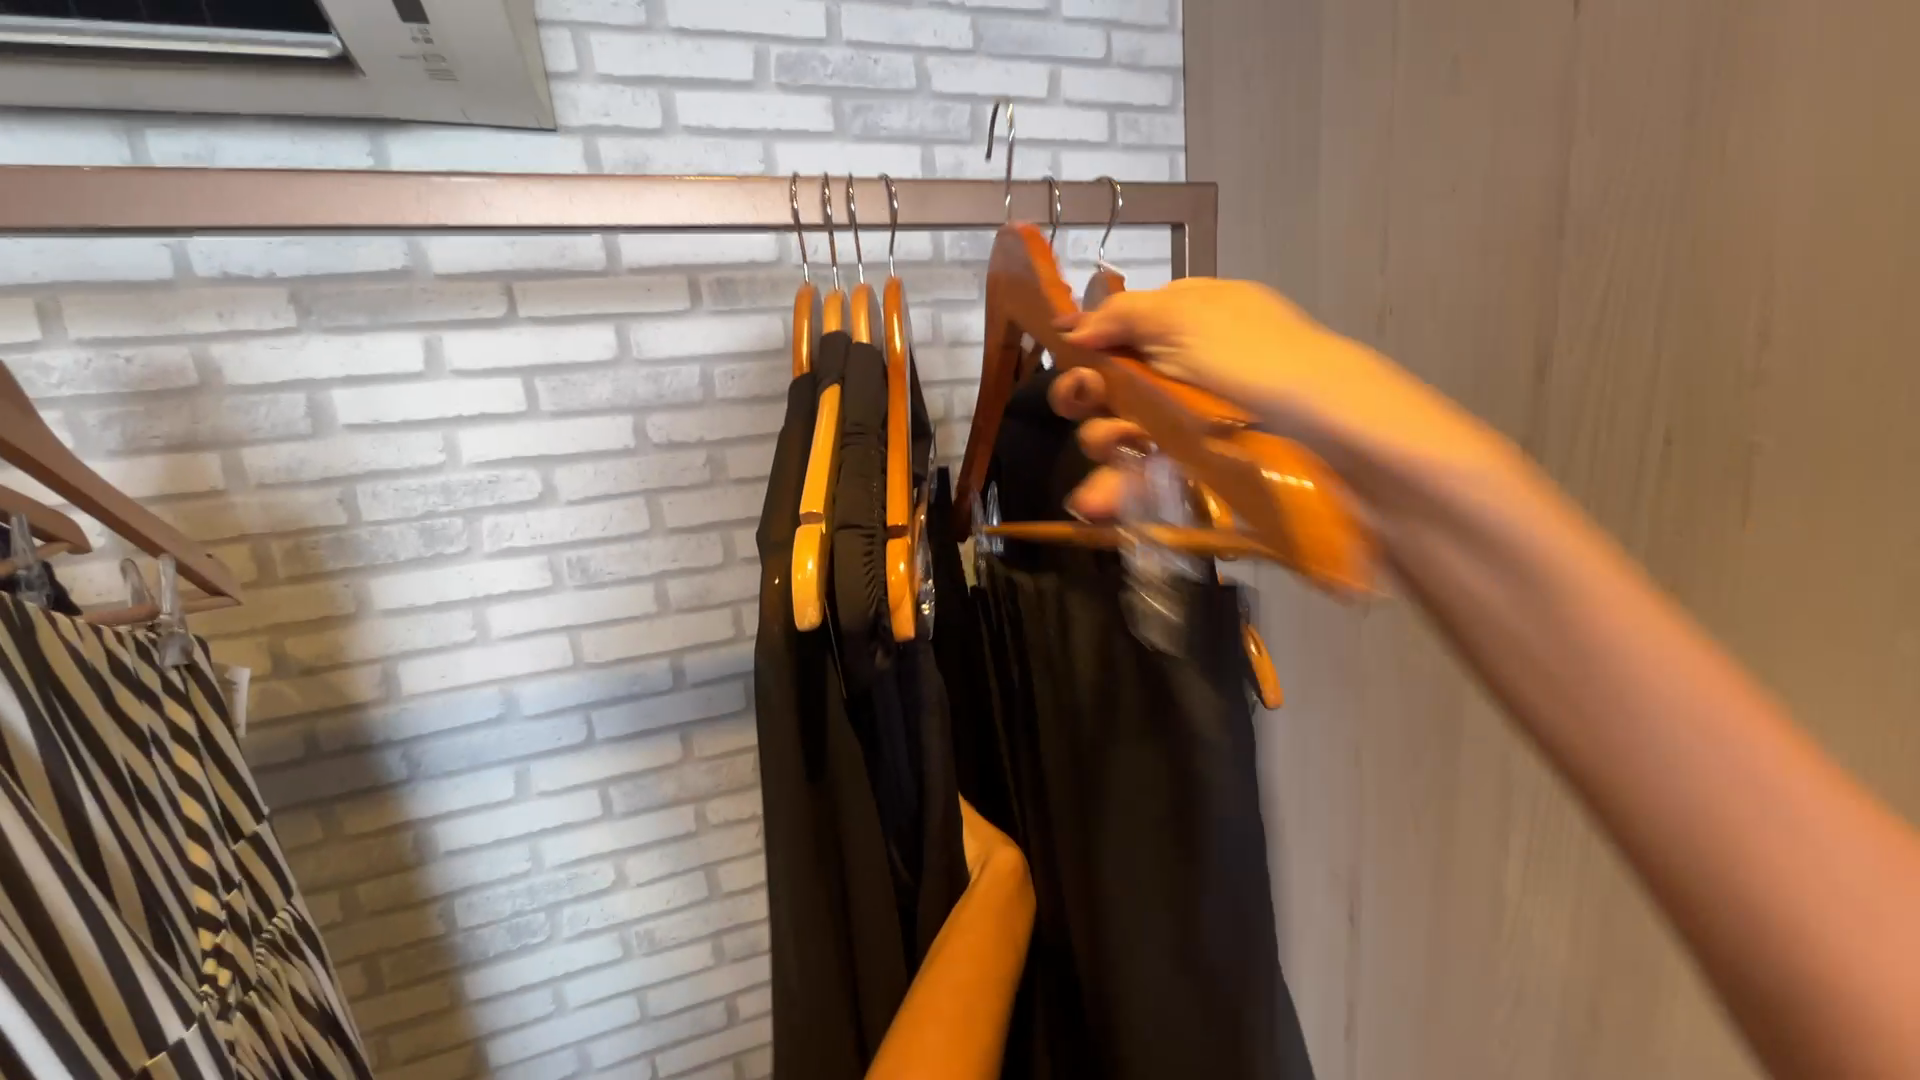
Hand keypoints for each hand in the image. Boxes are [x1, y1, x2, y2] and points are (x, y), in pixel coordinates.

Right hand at [1052, 278, 1517, 521]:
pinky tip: (1098, 508)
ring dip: (1099, 449)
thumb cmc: (1263, 368)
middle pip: (1119, 380)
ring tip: (1092, 478)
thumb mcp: (1190, 319)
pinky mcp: (1205, 473)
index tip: (1070, 356)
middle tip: (1081, 405)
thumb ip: (1124, 316)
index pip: (1128, 325)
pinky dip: (1120, 489)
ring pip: (1127, 433)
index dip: (1093, 341)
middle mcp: (1194, 367)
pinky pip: (1150, 476)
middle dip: (1087, 395)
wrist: (1342, 448)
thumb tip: (1072, 325)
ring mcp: (1199, 423)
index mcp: (1196, 318)